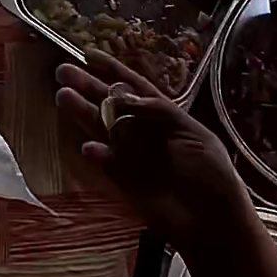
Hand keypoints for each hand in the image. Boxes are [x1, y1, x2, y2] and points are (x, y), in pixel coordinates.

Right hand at [54, 51, 255, 250]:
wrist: (213, 222)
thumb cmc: (210, 173)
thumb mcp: (192, 134)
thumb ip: (158, 112)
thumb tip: (121, 94)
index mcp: (162, 115)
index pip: (133, 87)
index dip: (112, 70)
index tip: (89, 54)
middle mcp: (142, 130)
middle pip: (110, 104)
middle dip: (87, 87)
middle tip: (63, 71)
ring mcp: (130, 155)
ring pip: (101, 128)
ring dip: (82, 113)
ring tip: (63, 96)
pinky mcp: (123, 181)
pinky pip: (105, 163)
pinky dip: (97, 155)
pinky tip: (88, 148)